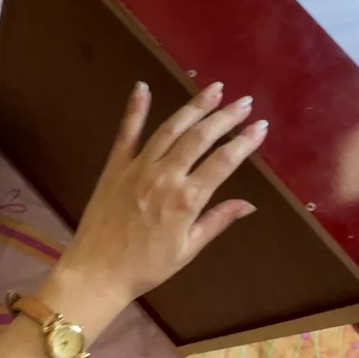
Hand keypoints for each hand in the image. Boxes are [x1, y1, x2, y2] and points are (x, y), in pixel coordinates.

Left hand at [44, 81, 267, 328]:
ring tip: (214, 89)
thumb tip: (249, 204)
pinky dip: (135, 108)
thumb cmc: (146, 266)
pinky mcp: (115, 166)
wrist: (97, 271)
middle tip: (244, 102)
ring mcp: (138, 167)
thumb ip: (217, 220)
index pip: (223, 162)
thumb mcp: (188, 249)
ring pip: (171, 128)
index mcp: (186, 199)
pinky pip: (126, 132)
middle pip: (200, 137)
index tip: (261, 126)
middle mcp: (165, 176)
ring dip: (194, 107)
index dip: (245, 142)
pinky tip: (143, 87)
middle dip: (225, 117)